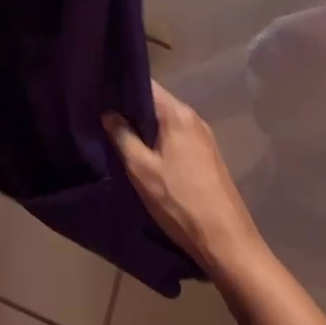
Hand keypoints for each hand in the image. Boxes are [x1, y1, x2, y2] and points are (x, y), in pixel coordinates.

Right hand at [104, 81, 264, 275]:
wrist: (226, 240)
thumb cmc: (180, 201)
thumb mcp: (142, 170)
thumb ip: (122, 136)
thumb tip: (107, 112)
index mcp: (177, 114)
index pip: (145, 84)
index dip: (121, 86)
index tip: (99, 93)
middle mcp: (193, 117)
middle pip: (156, 102)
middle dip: (131, 109)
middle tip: (103, 117)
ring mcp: (204, 136)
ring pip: (166, 121)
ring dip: (145, 127)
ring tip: (119, 136)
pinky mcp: (207, 154)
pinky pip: (177, 135)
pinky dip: (159, 139)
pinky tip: (146, 154)